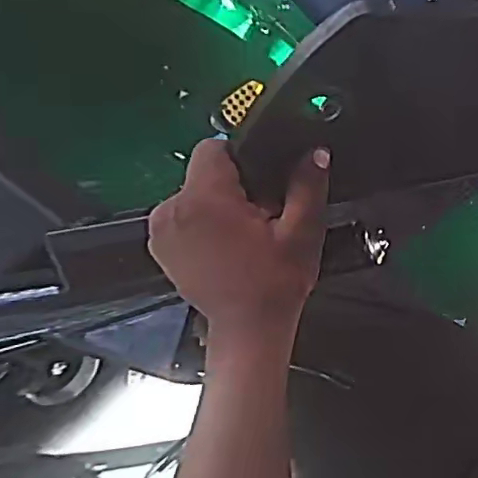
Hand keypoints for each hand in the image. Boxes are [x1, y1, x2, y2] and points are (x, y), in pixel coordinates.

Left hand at [148, 138, 328, 335]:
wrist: (249, 329)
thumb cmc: (275, 284)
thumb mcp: (303, 231)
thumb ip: (308, 185)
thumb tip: (315, 154)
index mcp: (204, 200)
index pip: (214, 148)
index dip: (245, 158)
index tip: (265, 184)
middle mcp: (172, 210)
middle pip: (206, 173)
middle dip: (236, 187)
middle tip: (264, 217)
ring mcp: (161, 231)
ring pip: (196, 194)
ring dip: (221, 205)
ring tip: (248, 235)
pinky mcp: (161, 247)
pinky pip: (185, 216)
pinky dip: (205, 223)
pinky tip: (230, 246)